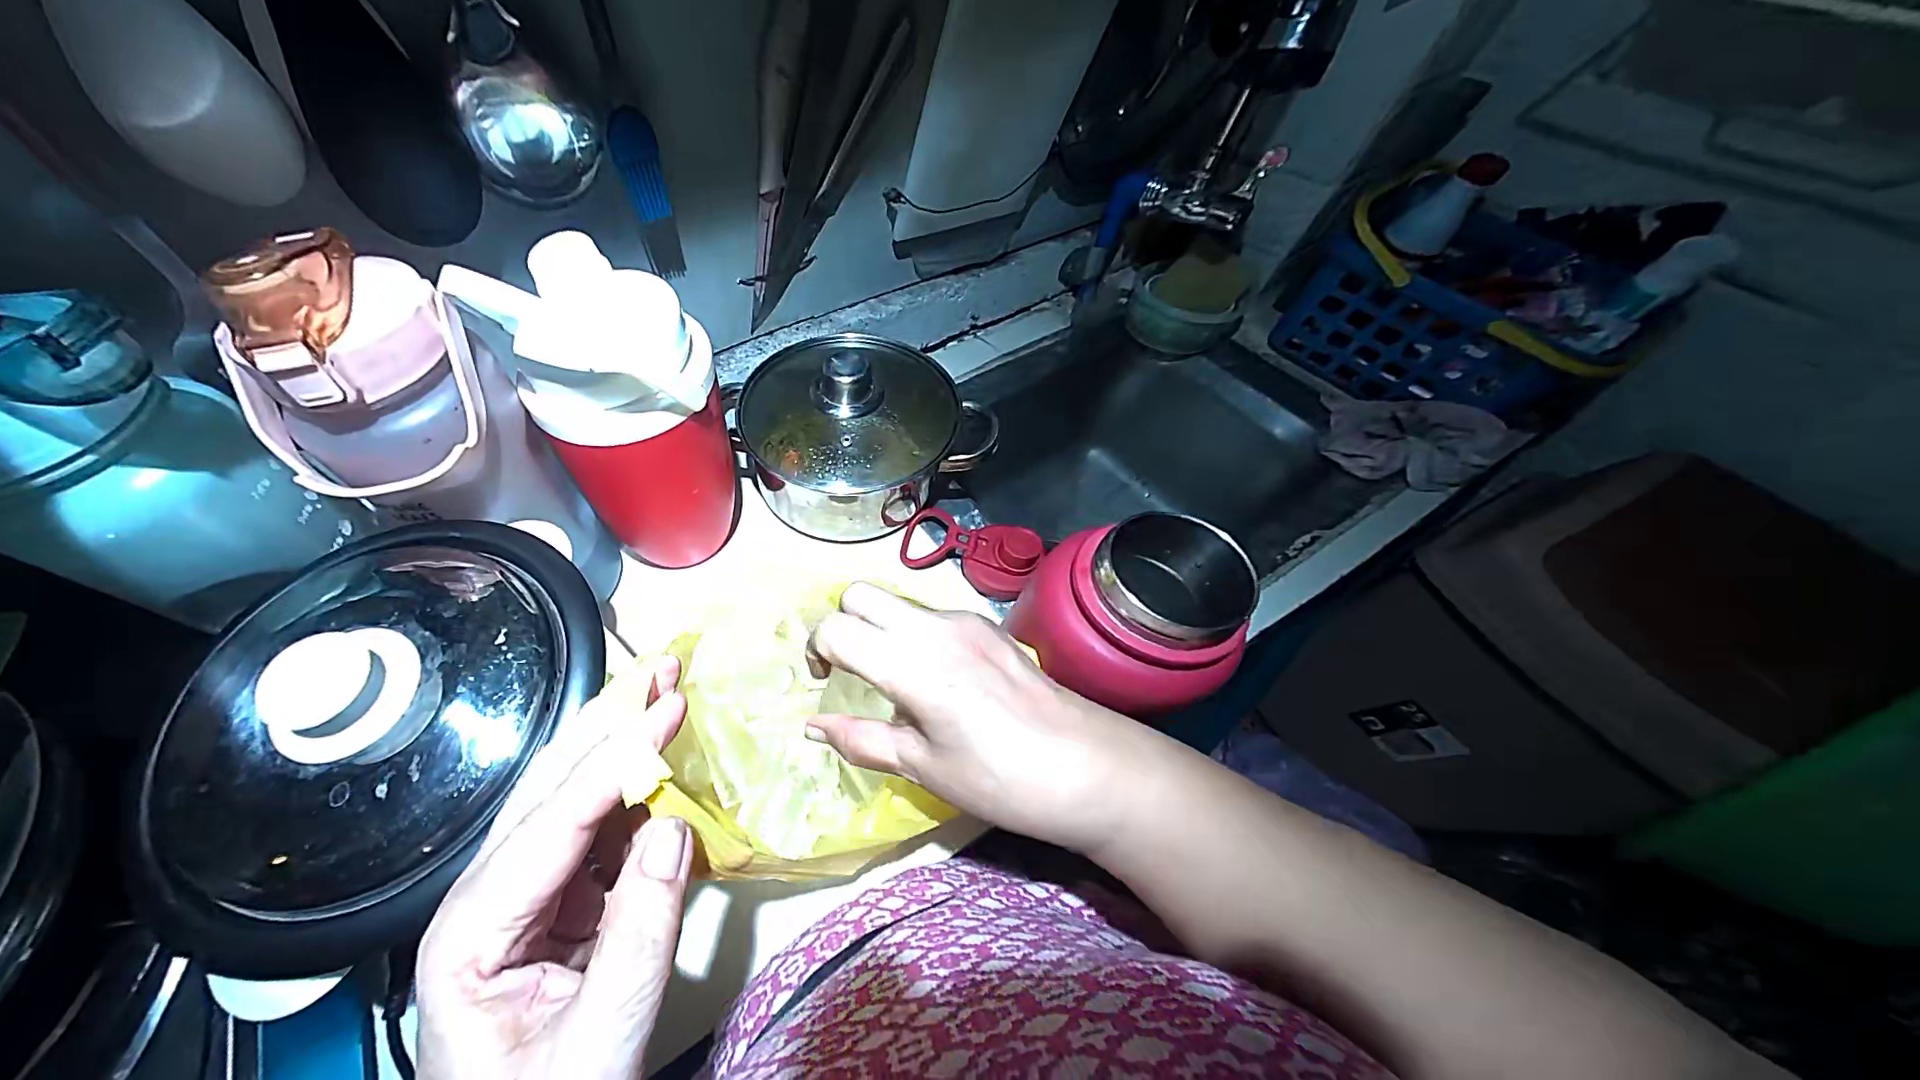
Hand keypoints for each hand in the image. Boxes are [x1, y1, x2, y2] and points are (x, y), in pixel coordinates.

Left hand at [415, 656, 690, 1079]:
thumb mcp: (602, 1035)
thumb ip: (641, 931)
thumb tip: (675, 828)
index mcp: (471, 930)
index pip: (554, 820)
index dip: (617, 756)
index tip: (669, 708)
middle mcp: (487, 896)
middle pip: (550, 787)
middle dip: (608, 721)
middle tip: (660, 669)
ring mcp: (524, 895)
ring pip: (574, 798)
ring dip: (623, 742)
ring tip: (663, 695)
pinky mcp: (560, 901)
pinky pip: (602, 831)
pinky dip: (638, 789)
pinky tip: (663, 763)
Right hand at [805, 582, 1151, 852]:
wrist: (1087, 764)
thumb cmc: (1000, 778)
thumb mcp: (924, 767)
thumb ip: (862, 740)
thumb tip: (813, 727)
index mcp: (912, 663)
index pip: (837, 627)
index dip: (817, 651)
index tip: (825, 683)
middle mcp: (936, 627)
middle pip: (861, 593)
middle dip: (843, 623)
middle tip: (852, 669)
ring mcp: (967, 621)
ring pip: (899, 601)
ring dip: (881, 628)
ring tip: (898, 682)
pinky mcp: (990, 627)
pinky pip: (934, 615)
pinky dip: (915, 635)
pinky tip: (939, 681)